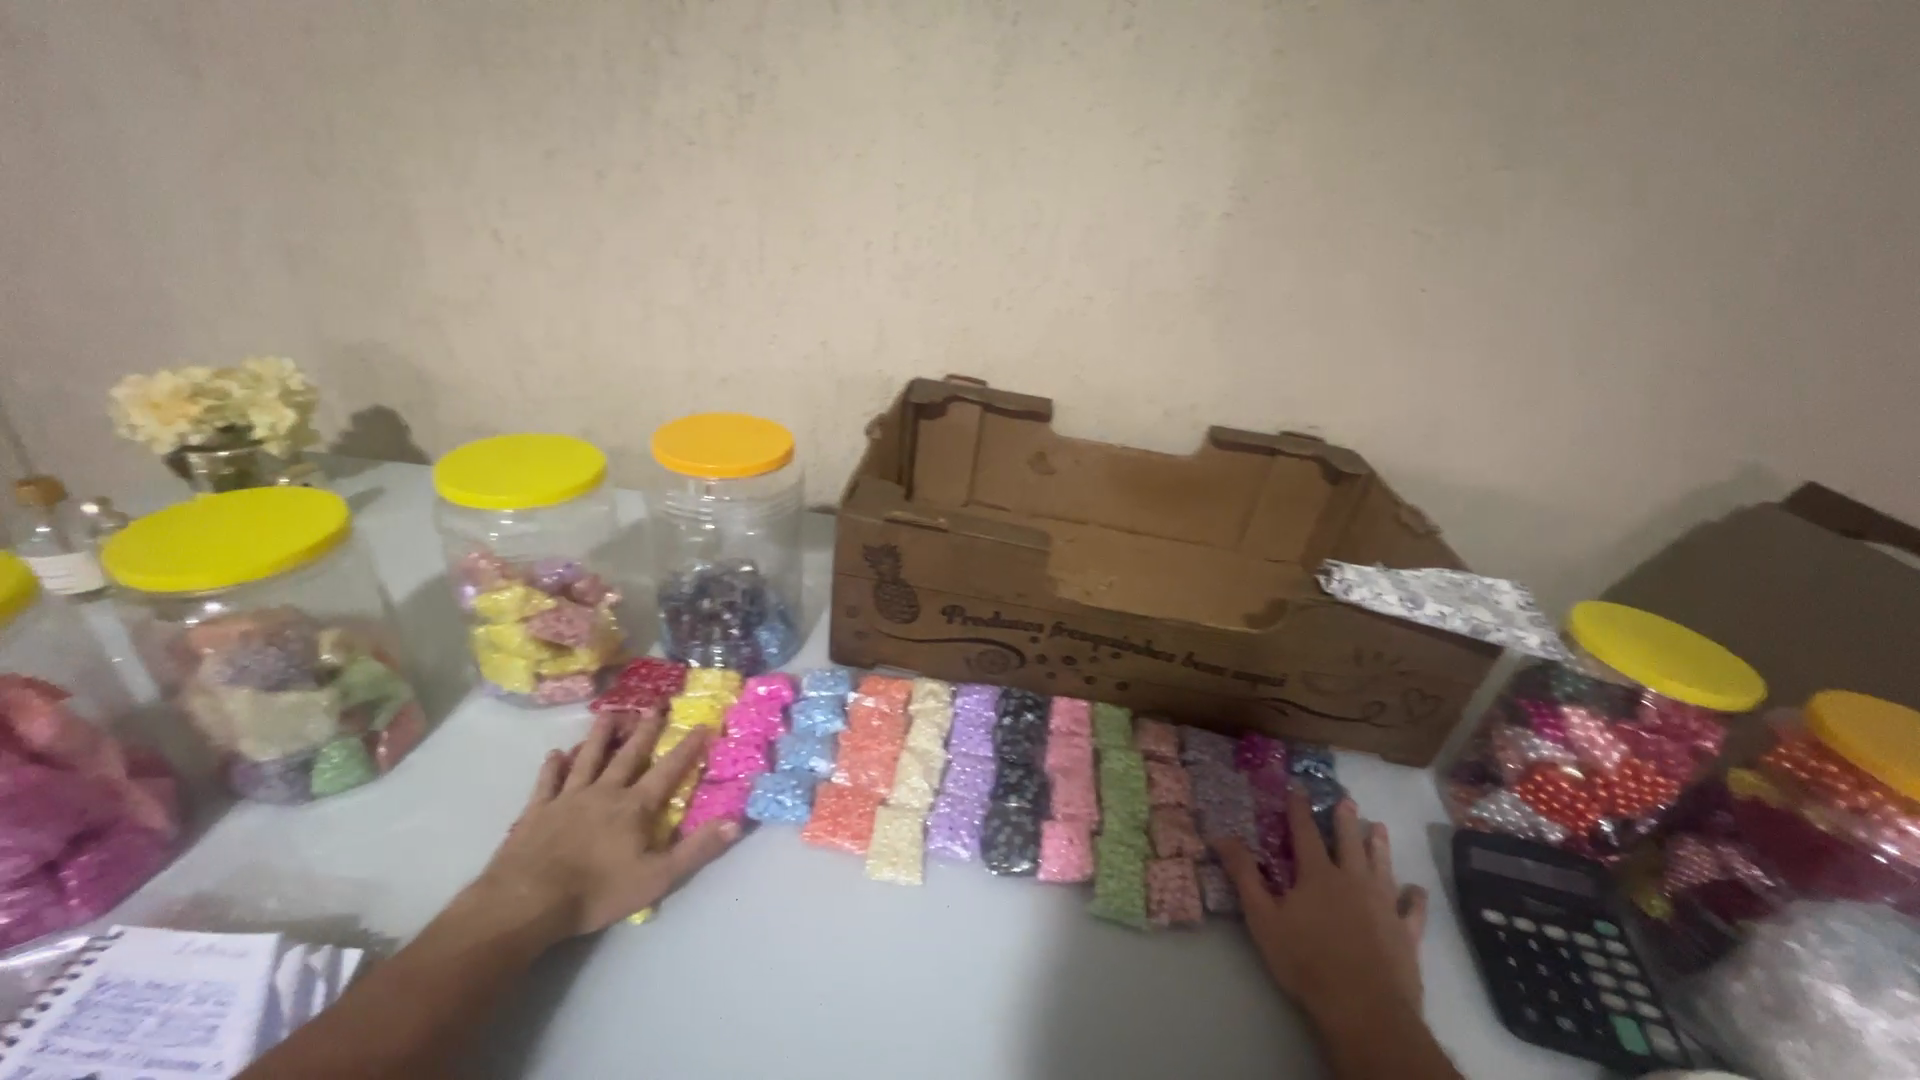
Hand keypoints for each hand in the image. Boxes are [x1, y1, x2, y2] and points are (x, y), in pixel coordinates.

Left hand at [471, 713, 737, 943]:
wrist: (527, 901)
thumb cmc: (597, 892)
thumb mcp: (658, 877)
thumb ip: (698, 849)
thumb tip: (736, 821)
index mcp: (634, 807)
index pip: (668, 771)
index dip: (687, 749)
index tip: (702, 725)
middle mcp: (603, 793)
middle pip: (628, 755)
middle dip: (644, 730)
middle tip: (654, 706)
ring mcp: (567, 798)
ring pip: (588, 758)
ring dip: (600, 736)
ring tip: (608, 714)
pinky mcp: (537, 811)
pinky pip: (548, 781)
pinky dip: (554, 766)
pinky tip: (556, 754)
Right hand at [1218, 789, 1429, 1028]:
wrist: (1363, 1007)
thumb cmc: (1305, 961)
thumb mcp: (1262, 918)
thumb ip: (1244, 876)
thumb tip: (1221, 836)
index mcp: (1317, 875)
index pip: (1305, 833)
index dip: (1299, 809)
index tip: (1298, 787)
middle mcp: (1353, 881)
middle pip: (1349, 843)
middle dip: (1346, 819)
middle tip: (1348, 800)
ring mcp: (1384, 905)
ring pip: (1382, 866)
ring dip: (1379, 846)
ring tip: (1378, 828)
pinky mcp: (1406, 933)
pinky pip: (1413, 910)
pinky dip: (1415, 898)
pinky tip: (1416, 890)